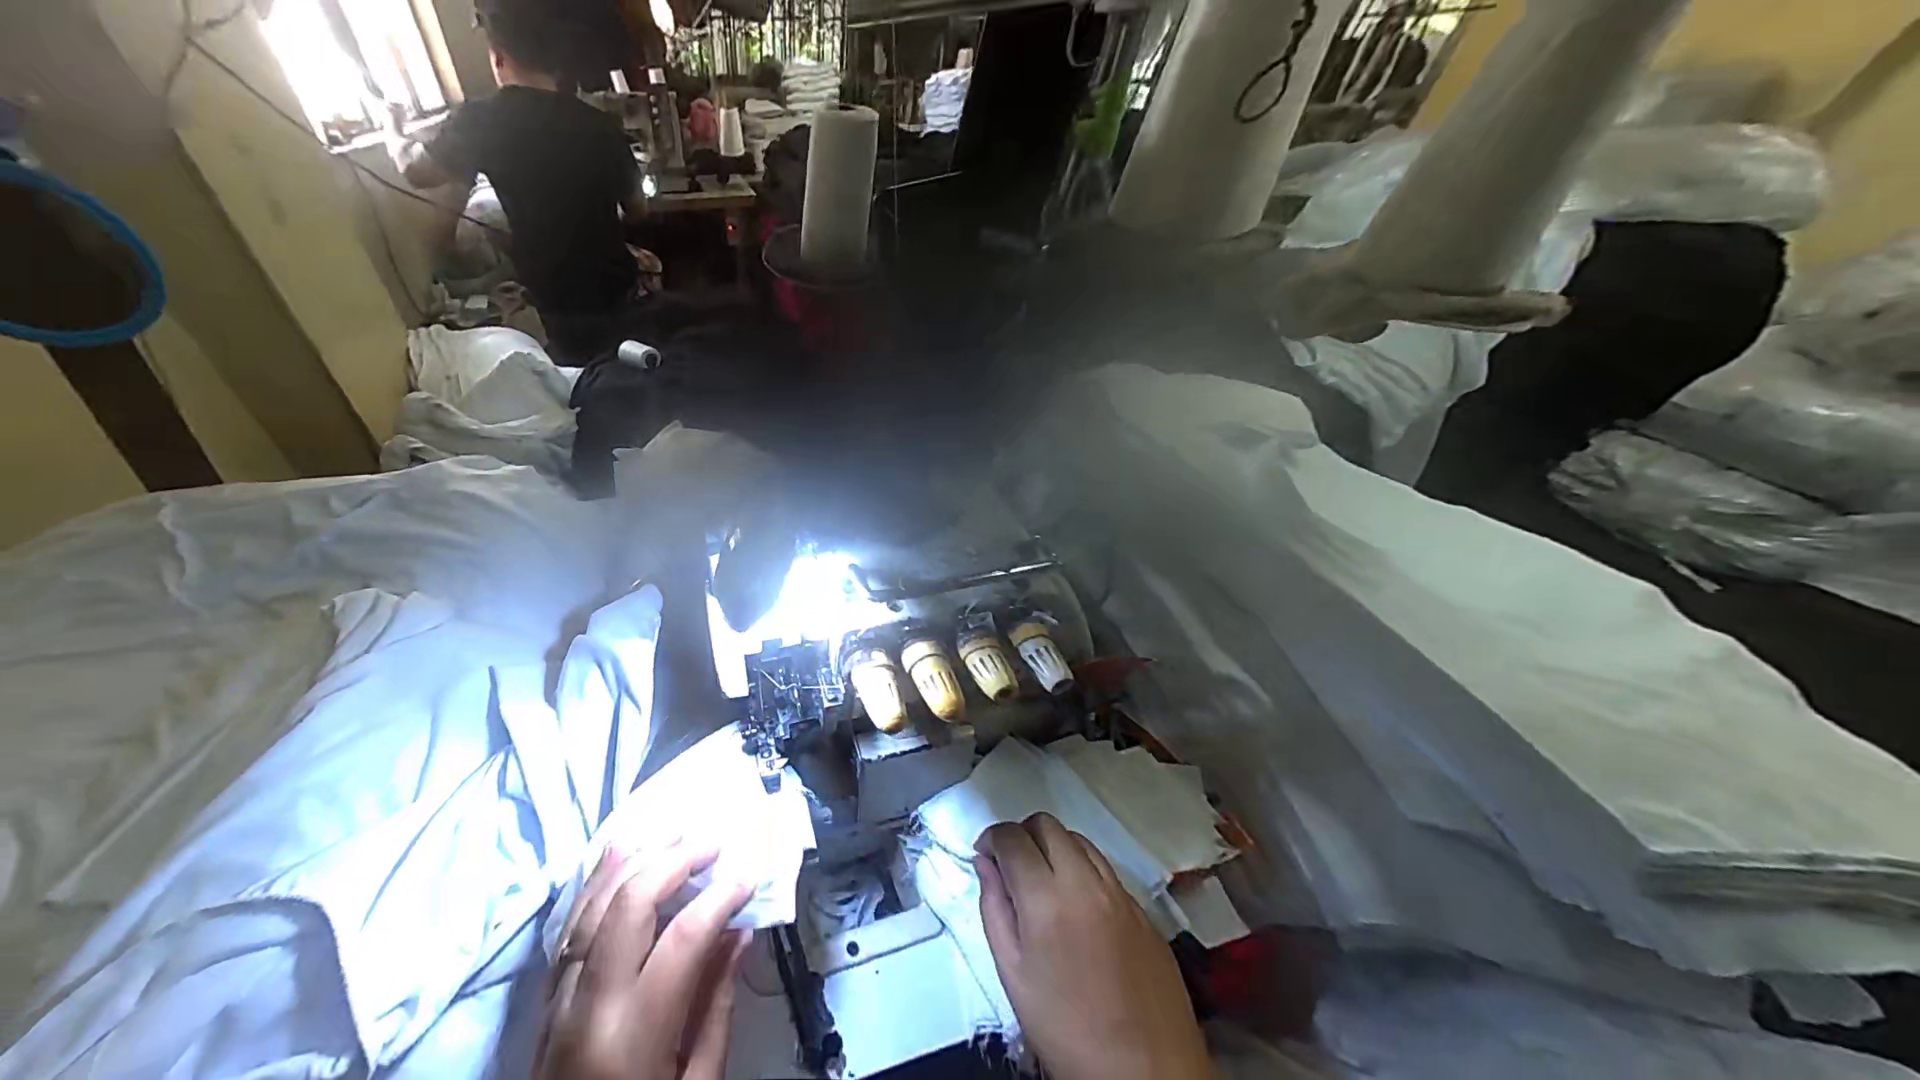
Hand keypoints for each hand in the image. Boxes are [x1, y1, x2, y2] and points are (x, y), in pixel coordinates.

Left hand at [537, 843, 754, 1079]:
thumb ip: (715, 1005)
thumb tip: (738, 934)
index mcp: (633, 1037)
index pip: (682, 941)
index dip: (720, 899)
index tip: (747, 878)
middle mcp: (588, 1007)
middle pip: (628, 908)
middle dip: (673, 863)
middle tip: (712, 844)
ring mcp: (557, 999)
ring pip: (591, 908)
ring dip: (633, 862)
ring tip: (671, 835)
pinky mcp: (545, 999)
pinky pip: (570, 927)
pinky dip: (596, 884)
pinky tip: (619, 857)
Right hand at [975, 813, 1211, 1079]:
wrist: (1145, 1071)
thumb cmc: (1064, 1029)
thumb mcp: (1012, 974)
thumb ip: (994, 908)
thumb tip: (986, 864)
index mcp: (1046, 899)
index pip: (1013, 838)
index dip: (992, 837)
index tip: (984, 853)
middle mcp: (1085, 882)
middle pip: (1048, 824)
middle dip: (1023, 834)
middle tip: (1011, 864)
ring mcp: (1119, 892)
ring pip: (1079, 839)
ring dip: (1054, 846)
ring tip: (1043, 880)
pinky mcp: (1142, 907)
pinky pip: (1105, 868)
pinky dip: (1082, 868)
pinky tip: (1077, 904)